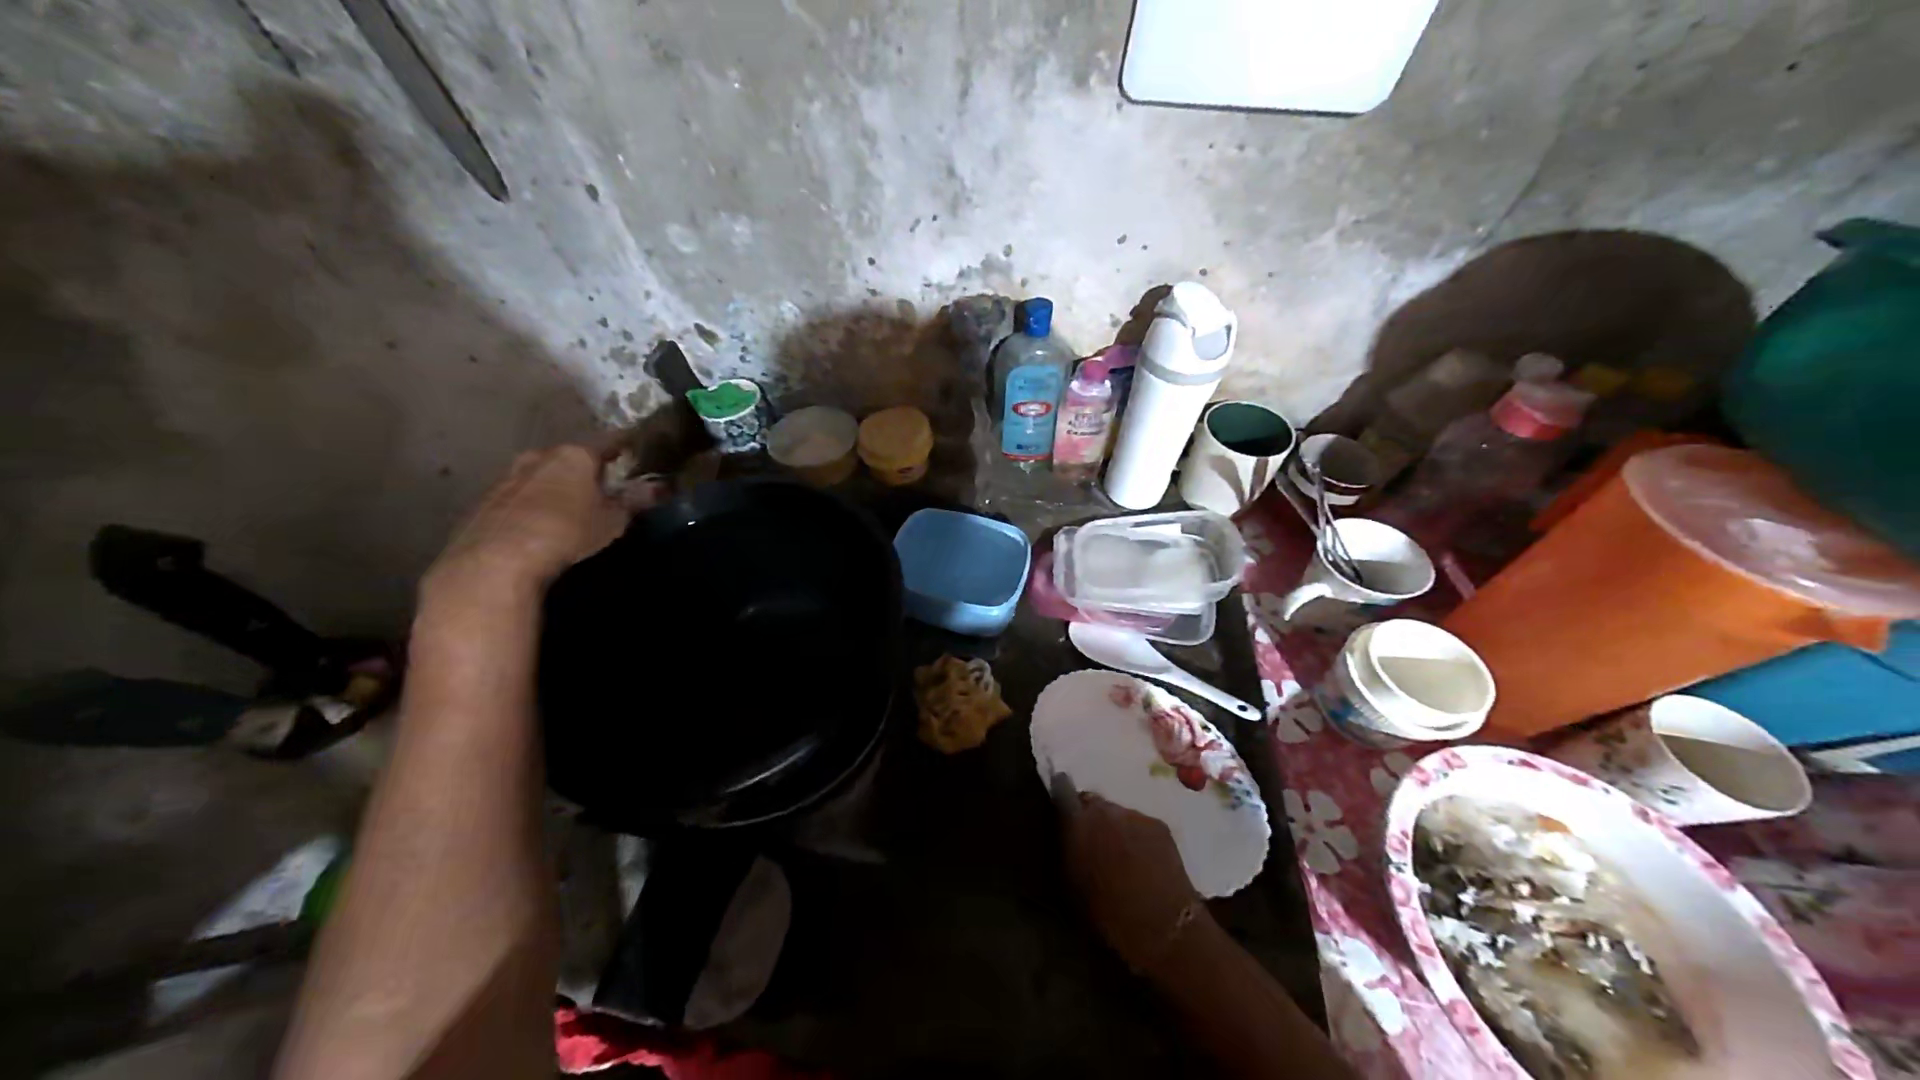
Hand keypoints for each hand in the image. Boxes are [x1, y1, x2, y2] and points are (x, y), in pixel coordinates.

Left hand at [423, 444, 632, 600]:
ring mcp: (508, 477)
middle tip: (601, 488)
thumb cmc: (567, 531)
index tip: (636, 451)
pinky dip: (532, 506)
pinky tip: (538, 527)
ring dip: (555, 487)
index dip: (624, 447)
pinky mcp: (485, 501)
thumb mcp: (612, 521)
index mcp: (575, 455)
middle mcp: (539, 456)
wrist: (498, 559)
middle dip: (585, 470)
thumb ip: (634, 501)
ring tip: (569, 509)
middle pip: (570, 458)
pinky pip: (518, 497)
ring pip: (541, 476)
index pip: (608, 442)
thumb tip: (661, 487)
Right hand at [1056, 780, 1204, 974]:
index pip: (1063, 790)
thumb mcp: (1072, 885)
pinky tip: (1143, 859)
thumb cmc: (1109, 914)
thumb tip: (1065, 832)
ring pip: (1117, 813)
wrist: (1164, 927)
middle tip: (1093, 843)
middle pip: (1092, 802)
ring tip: (1121, 855)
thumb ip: (1067, 849)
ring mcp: (1135, 815)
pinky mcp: (1160, 825)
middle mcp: (1105, 810)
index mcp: (1078, 822)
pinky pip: (1140, 823)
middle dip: (1090, 817)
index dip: (1062, 796)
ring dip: (1115, 827)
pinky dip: (1137, 835)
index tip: (1062, 808)